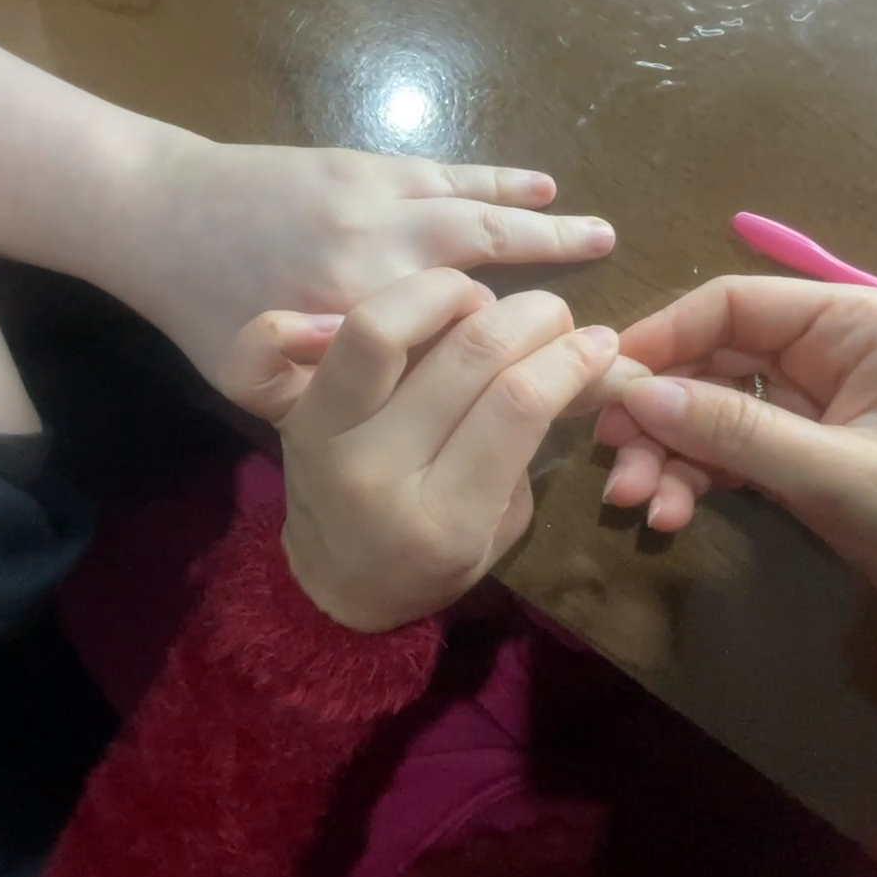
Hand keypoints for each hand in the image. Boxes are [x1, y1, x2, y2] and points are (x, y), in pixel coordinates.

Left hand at [109, 139, 615, 399]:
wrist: (158, 211)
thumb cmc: (200, 308)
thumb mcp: (252, 383)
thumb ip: (331, 395)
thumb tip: (407, 401)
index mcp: (357, 317)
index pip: (459, 344)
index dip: (515, 358)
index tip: (561, 372)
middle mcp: (382, 255)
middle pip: (485, 270)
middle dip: (550, 282)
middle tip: (604, 292)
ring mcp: (379, 200)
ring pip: (478, 212)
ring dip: (542, 222)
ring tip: (596, 230)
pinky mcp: (368, 165)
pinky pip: (448, 171)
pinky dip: (496, 179)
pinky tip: (536, 182)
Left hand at [219, 269, 618, 631]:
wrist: (335, 586)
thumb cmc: (432, 563)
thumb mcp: (503, 521)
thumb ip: (540, 438)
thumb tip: (594, 355)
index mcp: (442, 519)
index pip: (515, 404)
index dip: (567, 357)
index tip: (599, 340)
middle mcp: (374, 471)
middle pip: (464, 353)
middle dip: (530, 314)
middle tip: (552, 314)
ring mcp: (320, 434)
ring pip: (380, 326)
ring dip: (447, 291)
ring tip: (478, 300)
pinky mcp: (289, 410)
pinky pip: (277, 341)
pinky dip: (315, 315)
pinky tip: (390, 309)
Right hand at [597, 276, 876, 706]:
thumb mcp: (842, 476)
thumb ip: (736, 430)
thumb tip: (633, 393)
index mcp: (851, 324)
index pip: (732, 304)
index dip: (662, 337)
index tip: (604, 385)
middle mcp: (821, 350)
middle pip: (707, 360)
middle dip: (657, 414)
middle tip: (612, 462)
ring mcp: (804, 401)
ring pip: (705, 408)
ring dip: (665, 453)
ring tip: (637, 504)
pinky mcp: (794, 446)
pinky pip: (722, 447)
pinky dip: (691, 477)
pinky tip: (670, 515)